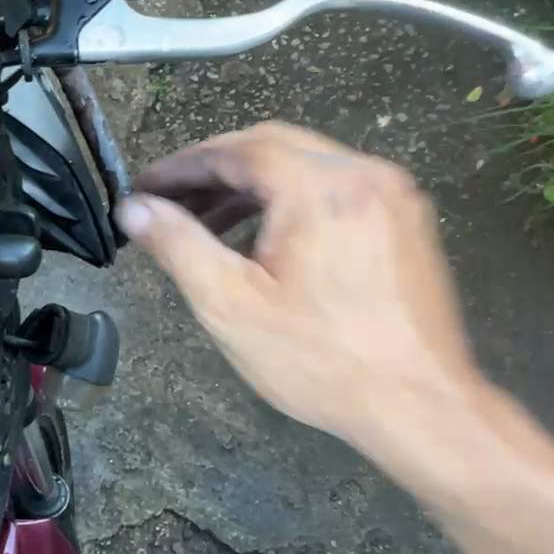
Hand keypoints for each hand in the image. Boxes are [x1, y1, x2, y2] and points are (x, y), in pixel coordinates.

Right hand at [116, 122, 480, 443]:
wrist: (420, 406)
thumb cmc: (317, 358)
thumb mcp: (230, 304)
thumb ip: (178, 245)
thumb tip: (133, 208)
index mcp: (321, 188)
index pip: (237, 150)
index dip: (182, 165)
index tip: (143, 187)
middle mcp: (364, 174)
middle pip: (272, 147)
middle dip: (213, 169)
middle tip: (168, 201)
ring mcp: (393, 196)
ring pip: (304, 167)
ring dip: (248, 186)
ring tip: (204, 226)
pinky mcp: (405, 222)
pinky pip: (334, 190)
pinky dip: (287, 201)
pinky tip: (260, 242)